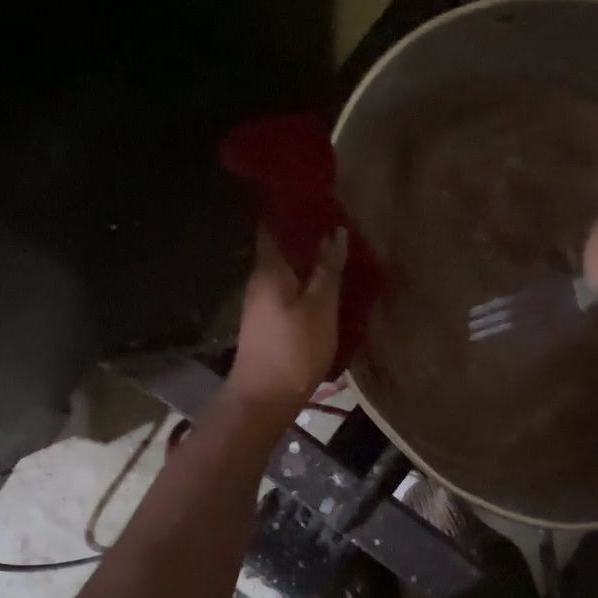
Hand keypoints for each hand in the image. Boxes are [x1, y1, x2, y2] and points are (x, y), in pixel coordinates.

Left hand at [228, 225, 346, 408]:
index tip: (314, 198)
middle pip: (281, 248)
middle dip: (305, 236)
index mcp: (268, 270)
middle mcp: (259, 281)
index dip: (291, 211)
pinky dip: (306, 283)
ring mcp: (261, 303)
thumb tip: (335, 232)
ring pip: (287, 271)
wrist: (264, 399)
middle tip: (337, 223)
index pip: (273, 227)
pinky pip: (289, 291)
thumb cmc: (294, 348)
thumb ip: (328, 269)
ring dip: (308, 261)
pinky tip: (327, 286)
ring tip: (338, 252)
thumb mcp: (320, 307)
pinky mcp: (268, 323)